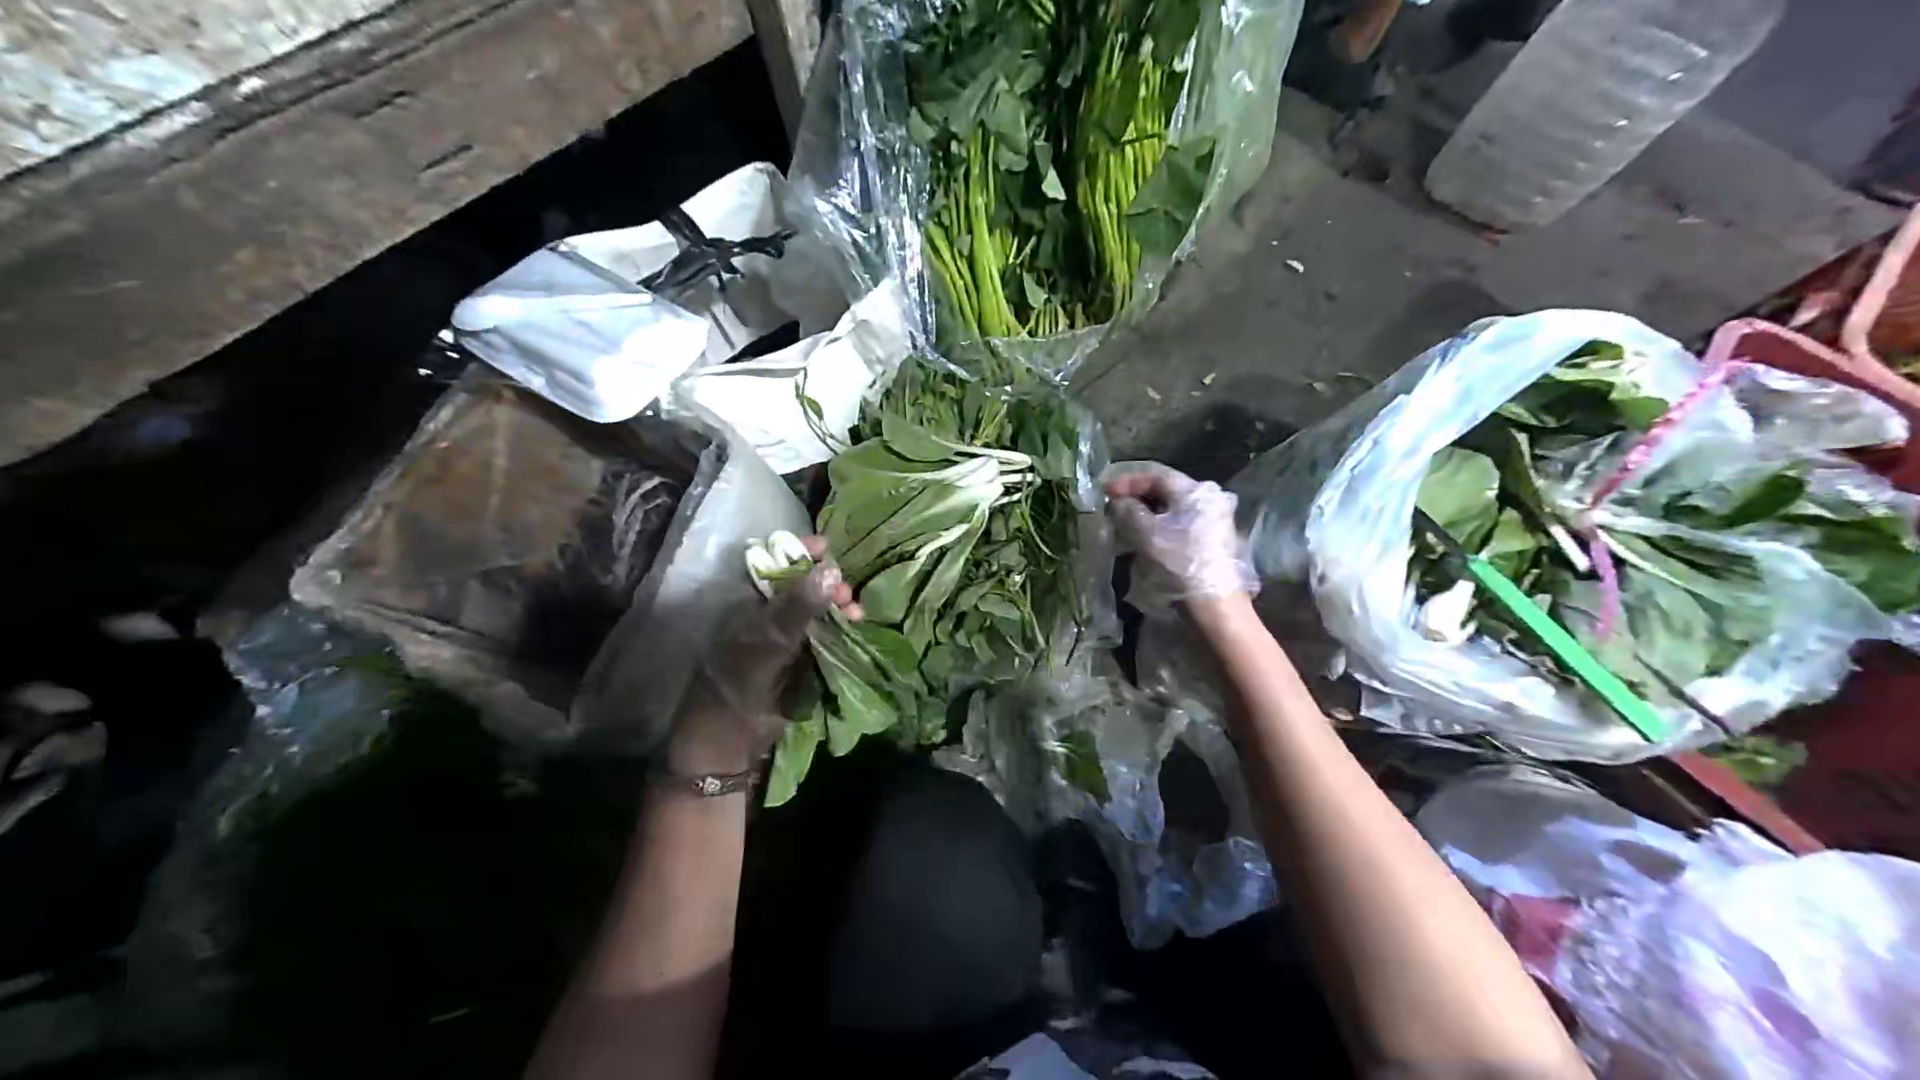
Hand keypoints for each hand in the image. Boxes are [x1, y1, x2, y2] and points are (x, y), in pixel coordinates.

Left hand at [666, 536, 858, 775]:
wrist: (733, 734)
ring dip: (840, 605)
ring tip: (855, 614)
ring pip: (820, 607)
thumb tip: (832, 569)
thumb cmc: (740, 679)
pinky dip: (842, 626)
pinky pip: (827, 631)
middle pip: (806, 583)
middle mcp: (771, 610)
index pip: (778, 561)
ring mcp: (789, 633)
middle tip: (847, 594)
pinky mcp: (804, 655)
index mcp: (752, 598)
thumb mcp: (770, 638)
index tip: (830, 549)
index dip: (803, 552)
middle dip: (830, 582)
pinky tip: (856, 625)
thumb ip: (799, 605)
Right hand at [1103, 462, 1258, 612]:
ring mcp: (1213, 520)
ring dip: (1145, 514)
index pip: (1155, 474)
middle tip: (1112, 507)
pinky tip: (1142, 539)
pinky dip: (1158, 527)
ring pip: (1171, 509)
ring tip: (1122, 525)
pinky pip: (1179, 524)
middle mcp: (1208, 499)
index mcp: (1194, 490)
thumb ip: (1128, 510)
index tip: (1104, 491)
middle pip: (1165, 490)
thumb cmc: (1179, 561)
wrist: (1212, 603)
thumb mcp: (1145, 532)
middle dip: (1135, 497)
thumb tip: (1120, 502)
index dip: (1126, 481)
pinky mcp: (1211, 540)